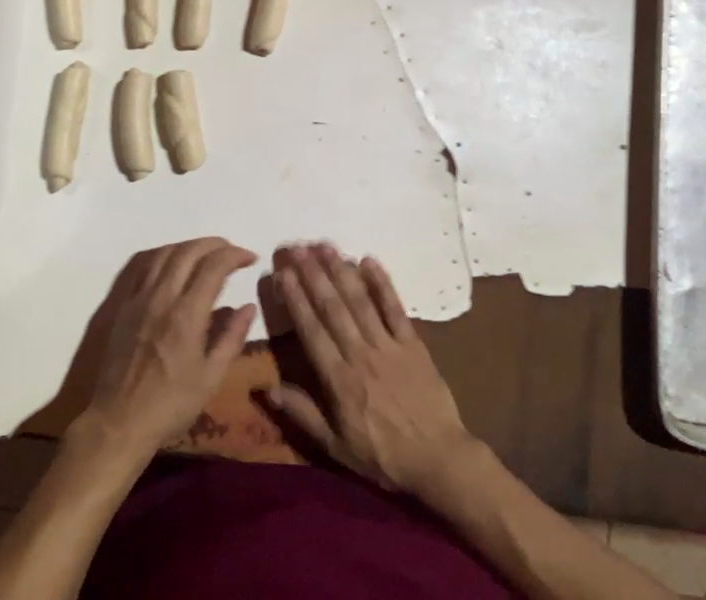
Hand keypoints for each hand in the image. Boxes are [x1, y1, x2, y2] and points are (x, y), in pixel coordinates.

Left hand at [84, 237, 258, 453]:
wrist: (120, 420)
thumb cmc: (171, 405)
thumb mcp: (211, 377)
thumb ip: (232, 337)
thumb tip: (248, 306)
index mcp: (186, 315)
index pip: (213, 267)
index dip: (235, 255)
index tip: (250, 259)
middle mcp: (160, 298)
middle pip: (187, 252)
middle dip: (214, 244)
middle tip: (231, 252)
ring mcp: (137, 299)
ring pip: (162, 254)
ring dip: (187, 246)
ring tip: (205, 254)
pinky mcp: (121, 306)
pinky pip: (140, 267)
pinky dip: (160, 255)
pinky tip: (170, 263)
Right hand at [266, 243, 475, 493]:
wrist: (439, 460)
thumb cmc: (383, 456)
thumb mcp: (335, 446)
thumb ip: (301, 413)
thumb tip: (266, 387)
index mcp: (339, 380)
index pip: (311, 330)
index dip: (295, 299)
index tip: (282, 273)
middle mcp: (361, 355)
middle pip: (333, 308)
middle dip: (313, 275)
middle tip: (297, 247)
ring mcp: (390, 347)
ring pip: (360, 301)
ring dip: (341, 271)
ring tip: (325, 246)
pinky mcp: (414, 345)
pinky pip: (396, 309)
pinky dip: (383, 284)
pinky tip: (369, 261)